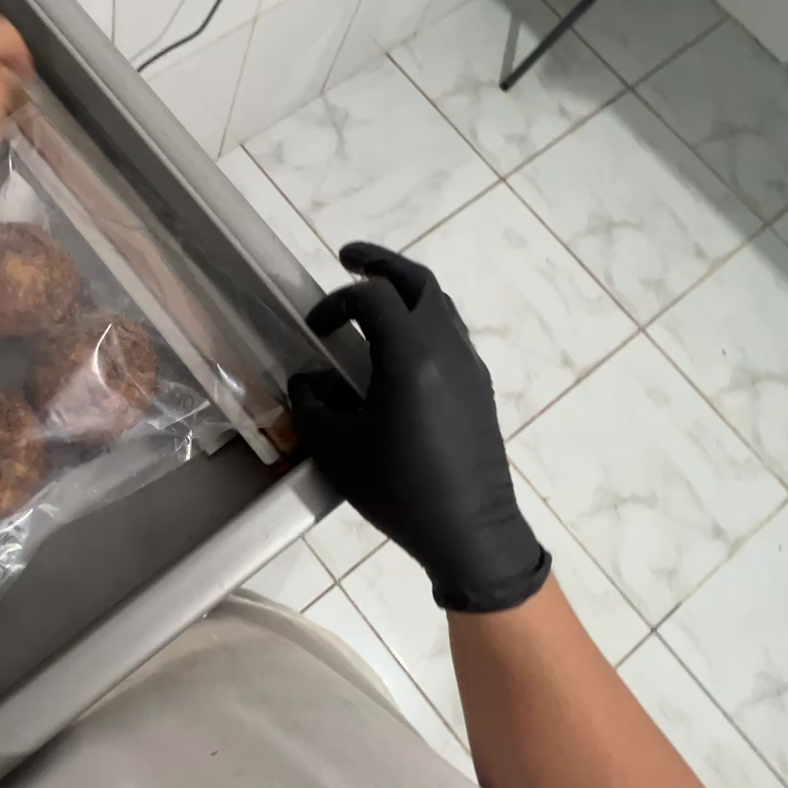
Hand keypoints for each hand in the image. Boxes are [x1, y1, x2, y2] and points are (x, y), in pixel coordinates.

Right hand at [289, 243, 548, 612]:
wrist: (468, 531)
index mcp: (411, 359)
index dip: (336, 301)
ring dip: (405, 292)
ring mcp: (470, 366)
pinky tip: (398, 348)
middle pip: (419, 282)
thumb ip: (312, 402)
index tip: (313, 328)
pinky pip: (449, 333)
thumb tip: (308, 379)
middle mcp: (447, 349)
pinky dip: (421, 321)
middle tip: (349, 256)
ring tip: (373, 297)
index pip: (373, 297)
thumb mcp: (335, 448)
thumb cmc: (397, 490)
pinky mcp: (479, 387)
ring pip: (440, 305)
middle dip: (381, 263)